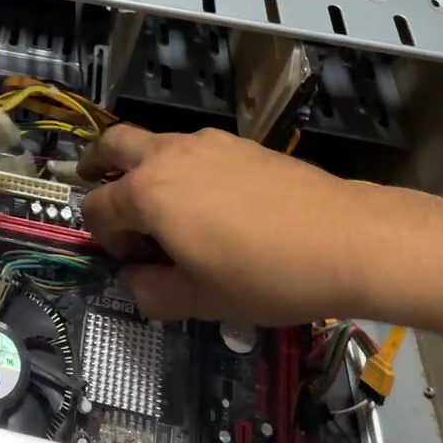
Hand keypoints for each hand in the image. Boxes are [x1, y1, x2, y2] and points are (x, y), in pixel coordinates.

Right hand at [79, 125, 407, 324]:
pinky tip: (210, 200)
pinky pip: (191, 148)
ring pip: (154, 142)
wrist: (346, 239)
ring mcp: (204, 143)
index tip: (132, 262)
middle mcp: (167, 156)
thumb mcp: (202, 301)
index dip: (105, 238)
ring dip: (142, 165)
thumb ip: (153, 293)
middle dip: (97, 164)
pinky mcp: (237, 142)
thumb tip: (133, 282)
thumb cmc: (266, 275)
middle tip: (95, 182)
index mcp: (147, 194)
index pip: (99, 208)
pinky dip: (181, 166)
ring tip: (163, 203)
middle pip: (113, 144)